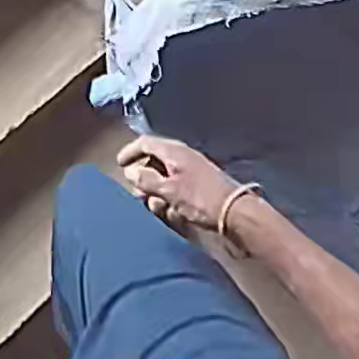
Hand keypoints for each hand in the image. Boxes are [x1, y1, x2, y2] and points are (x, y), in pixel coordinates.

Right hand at [117, 135, 239, 230]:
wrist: (239, 216)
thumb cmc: (201, 199)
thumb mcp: (169, 190)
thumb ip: (146, 179)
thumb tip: (130, 172)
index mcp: (174, 151)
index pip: (145, 142)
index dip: (130, 152)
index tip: (119, 164)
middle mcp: (183, 157)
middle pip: (154, 160)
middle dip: (143, 177)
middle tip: (137, 192)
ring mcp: (193, 172)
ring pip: (165, 177)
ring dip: (157, 191)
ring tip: (157, 206)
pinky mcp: (201, 188)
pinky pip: (178, 189)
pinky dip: (171, 199)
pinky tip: (175, 213)